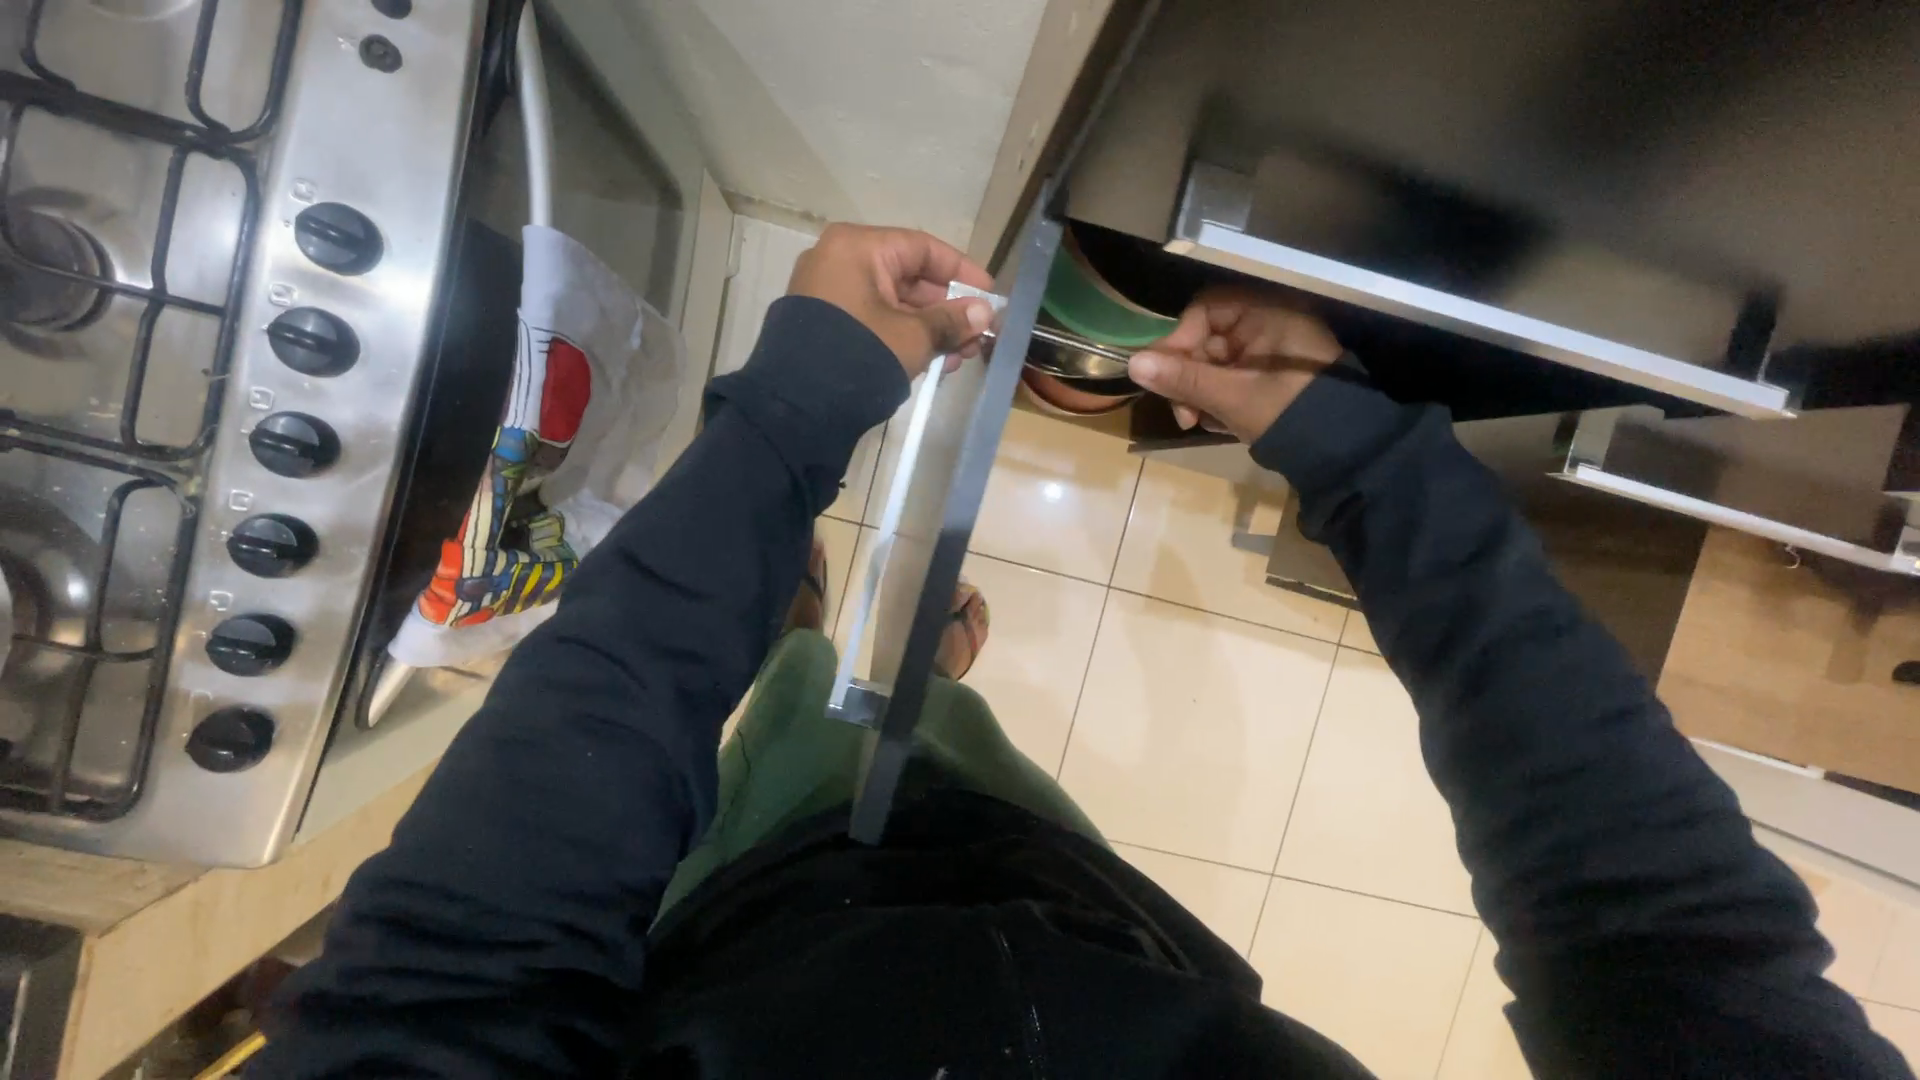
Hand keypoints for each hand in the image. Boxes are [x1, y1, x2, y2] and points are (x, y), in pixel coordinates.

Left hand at [787, 223, 996, 376]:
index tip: (989, 296)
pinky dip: (903, 338)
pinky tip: (932, 363)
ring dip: (930, 330)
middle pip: (908, 278)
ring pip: (893, 305)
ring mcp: (829, 294)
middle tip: (977, 338)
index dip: (961, 272)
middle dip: (947, 311)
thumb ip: (951, 321)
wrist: (796, 407)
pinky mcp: (826, 325)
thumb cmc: (860, 356)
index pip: (922, 248)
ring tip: (959, 358)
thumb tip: (985, 313)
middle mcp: (839, 262)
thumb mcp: (912, 338)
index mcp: (857, 248)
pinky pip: (874, 322)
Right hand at [1126, 286, 1342, 442]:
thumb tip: (1134, 363)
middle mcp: (1269, 326)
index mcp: (1268, 315)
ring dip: (1198, 393)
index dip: (1180, 339)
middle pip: (1206, 339)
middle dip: (1187, 377)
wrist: (1343, 451)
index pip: (1206, 309)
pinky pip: (1229, 379)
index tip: (1166, 375)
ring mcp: (1270, 353)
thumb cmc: (1289, 413)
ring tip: (1200, 423)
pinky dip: (1217, 400)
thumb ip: (1184, 378)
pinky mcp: (1270, 377)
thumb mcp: (1232, 397)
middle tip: (1184, 415)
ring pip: (1213, 364)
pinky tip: (1218, 423)